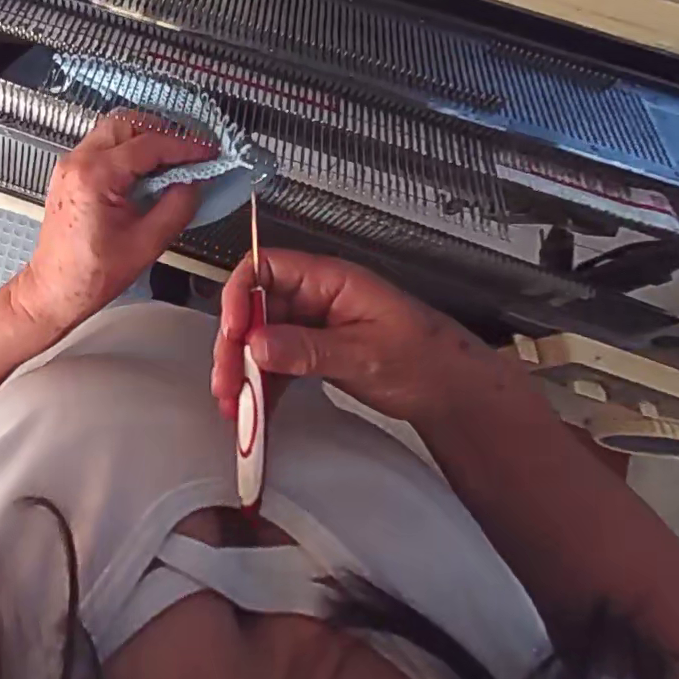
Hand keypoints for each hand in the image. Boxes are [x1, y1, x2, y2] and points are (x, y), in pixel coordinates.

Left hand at [9, 112, 214, 332]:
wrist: (55, 290)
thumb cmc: (90, 274)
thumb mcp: (147, 243)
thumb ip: (177, 206)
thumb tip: (194, 182)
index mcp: (95, 176)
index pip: (149, 144)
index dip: (185, 146)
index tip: (208, 153)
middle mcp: (77, 163)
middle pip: (128, 123)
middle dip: (164, 133)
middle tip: (191, 153)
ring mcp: (71, 166)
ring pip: (115, 130)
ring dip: (146, 139)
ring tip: (173, 162)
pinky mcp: (72, 174)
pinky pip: (104, 146)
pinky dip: (130, 150)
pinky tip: (148, 173)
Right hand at [211, 248, 513, 423]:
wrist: (451, 390)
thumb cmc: (425, 358)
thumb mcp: (366, 354)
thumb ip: (308, 349)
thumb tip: (257, 344)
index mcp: (328, 280)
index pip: (265, 268)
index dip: (240, 295)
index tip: (232, 332)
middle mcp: (313, 297)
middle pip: (253, 308)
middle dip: (234, 345)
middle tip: (227, 383)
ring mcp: (309, 325)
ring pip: (258, 338)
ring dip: (241, 371)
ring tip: (234, 406)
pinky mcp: (310, 351)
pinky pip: (273, 362)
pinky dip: (260, 385)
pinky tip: (253, 409)